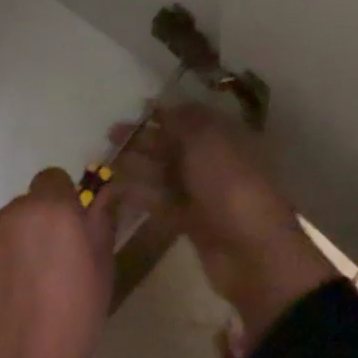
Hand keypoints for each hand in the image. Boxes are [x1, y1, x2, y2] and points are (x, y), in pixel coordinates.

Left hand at [0, 167, 117, 357]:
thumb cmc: (70, 326)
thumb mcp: (102, 275)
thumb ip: (101, 225)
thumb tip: (104, 194)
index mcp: (50, 211)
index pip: (53, 179)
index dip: (62, 202)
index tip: (69, 232)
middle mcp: (8, 216)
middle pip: (24, 207)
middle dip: (36, 228)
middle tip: (47, 270)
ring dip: (9, 250)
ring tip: (17, 297)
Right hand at [110, 104, 338, 343]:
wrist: (252, 250)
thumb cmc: (230, 183)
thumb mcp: (206, 140)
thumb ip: (182, 122)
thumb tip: (164, 107)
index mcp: (227, 137)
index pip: (194, 118)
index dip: (166, 113)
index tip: (137, 110)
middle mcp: (216, 162)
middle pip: (177, 146)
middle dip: (146, 139)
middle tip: (111, 135)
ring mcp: (204, 194)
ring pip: (167, 174)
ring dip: (139, 165)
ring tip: (106, 160)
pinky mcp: (192, 223)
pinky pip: (163, 202)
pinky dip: (142, 194)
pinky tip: (115, 189)